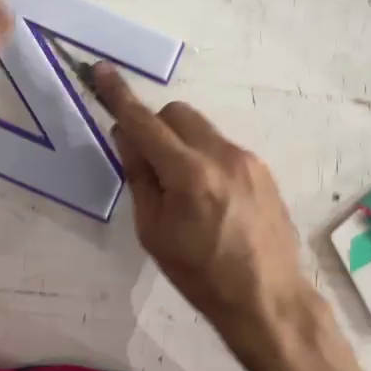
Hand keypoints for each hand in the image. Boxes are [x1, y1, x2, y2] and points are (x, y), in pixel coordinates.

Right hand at [91, 64, 310, 343]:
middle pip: (176, 113)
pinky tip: (209, 198)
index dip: (119, 96)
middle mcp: (221, 155)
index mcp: (188, 174)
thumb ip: (139, 176)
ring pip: (201, 128)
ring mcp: (247, 160)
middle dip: (154, 125)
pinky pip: (222, 147)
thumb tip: (126, 136)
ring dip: (180, 142)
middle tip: (147, 162)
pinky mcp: (263, 170)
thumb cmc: (200, 275)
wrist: (268, 300)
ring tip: (182, 189)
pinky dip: (204, 157)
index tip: (102, 70)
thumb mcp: (153, 232)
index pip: (144, 123)